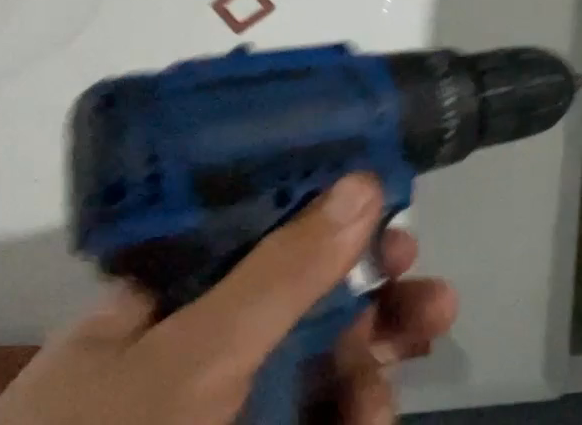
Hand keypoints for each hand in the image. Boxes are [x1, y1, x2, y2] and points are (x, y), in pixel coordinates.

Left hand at [0, 174, 457, 424]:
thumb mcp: (192, 359)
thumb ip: (280, 272)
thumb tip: (364, 180)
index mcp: (148, 317)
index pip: (244, 238)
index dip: (320, 217)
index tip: (383, 211)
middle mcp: (191, 359)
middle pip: (302, 301)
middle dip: (375, 297)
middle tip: (432, 297)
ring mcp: (227, 412)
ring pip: (322, 364)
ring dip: (378, 362)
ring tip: (404, 378)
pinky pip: (325, 414)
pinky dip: (360, 413)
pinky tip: (372, 422)